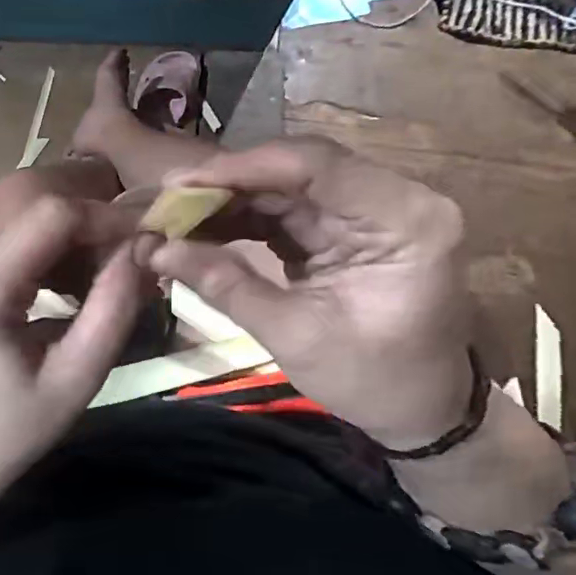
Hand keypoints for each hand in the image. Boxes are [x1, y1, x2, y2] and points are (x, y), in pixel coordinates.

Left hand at [0, 197, 151, 496]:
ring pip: (32, 226)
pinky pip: (19, 245)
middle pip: (40, 217)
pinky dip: (57, 255)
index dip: (107, 219)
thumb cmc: (15, 429)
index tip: (151, 238)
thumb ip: (115, 306)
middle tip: (140, 262)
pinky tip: (80, 283)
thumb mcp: (78, 376)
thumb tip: (147, 245)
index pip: (51, 218)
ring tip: (116, 275)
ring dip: (79, 243)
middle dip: (97, 231)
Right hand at [142, 138, 472, 448]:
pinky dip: (238, 216)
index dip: (242, 167)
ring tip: (172, 218)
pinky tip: (198, 229)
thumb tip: (155, 249)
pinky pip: (282, 206)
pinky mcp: (341, 225)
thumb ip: (225, 285)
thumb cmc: (371, 379)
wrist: (420, 408)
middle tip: (164, 203)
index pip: (316, 166)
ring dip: (226, 199)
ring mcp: (365, 209)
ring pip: (283, 183)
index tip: (179, 185)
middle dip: (225, 184)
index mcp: (402, 220)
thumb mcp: (292, 335)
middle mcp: (390, 199)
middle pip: (296, 168)